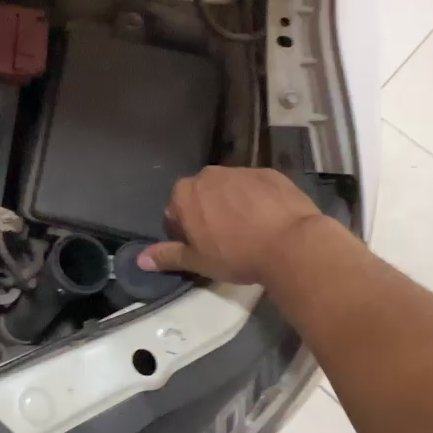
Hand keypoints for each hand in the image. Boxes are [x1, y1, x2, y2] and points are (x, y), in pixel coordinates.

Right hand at [138, 167, 327, 284]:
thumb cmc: (238, 255)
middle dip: (209, 212)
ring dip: (234, 204)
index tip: (202, 247)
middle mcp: (208, 175)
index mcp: (185, 193)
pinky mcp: (270, 174)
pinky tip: (271, 220)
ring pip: (230, 189)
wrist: (293, 245)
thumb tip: (140, 259)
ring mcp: (241, 171)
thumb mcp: (198, 261)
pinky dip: (260, 200)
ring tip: (252, 231)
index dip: (186, 230)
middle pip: (202, 195)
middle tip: (226, 239)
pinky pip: (257, 187)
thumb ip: (168, 256)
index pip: (175, 211)